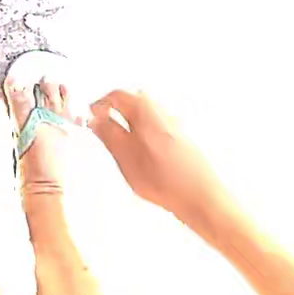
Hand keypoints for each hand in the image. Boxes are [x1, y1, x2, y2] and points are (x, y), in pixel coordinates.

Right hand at [87, 90, 228, 224]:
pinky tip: (142, 155)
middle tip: (103, 128)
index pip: (116, 95)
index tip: (92, 117)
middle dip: (115, 112)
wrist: (201, 199)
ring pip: (144, 115)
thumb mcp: (124, 155)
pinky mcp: (182, 140)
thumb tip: (96, 120)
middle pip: (132, 102)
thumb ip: (107, 133)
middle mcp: (162, 112)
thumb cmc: (163, 177)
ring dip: (129, 123)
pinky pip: (156, 128)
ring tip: (121, 145)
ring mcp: (175, 125)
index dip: (100, 105)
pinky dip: (143, 134)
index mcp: (145, 109)